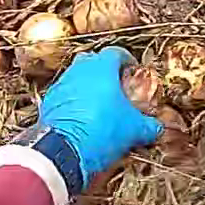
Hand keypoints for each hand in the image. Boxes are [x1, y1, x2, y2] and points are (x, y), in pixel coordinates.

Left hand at [39, 47, 162, 179]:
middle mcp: (79, 70)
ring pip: (77, 79)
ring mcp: (61, 85)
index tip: (132, 70)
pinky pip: (65, 97)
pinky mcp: (48, 103)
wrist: (65, 151)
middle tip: (117, 87)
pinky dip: (74, 104)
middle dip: (105, 72)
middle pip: (93, 61)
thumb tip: (156, 128)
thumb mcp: (135, 129)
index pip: (116, 52)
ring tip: (100, 106)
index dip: (127, 61)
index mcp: (102, 67)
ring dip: (88, 88)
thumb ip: (149, 125)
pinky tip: (84, 120)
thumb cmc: (101, 129)